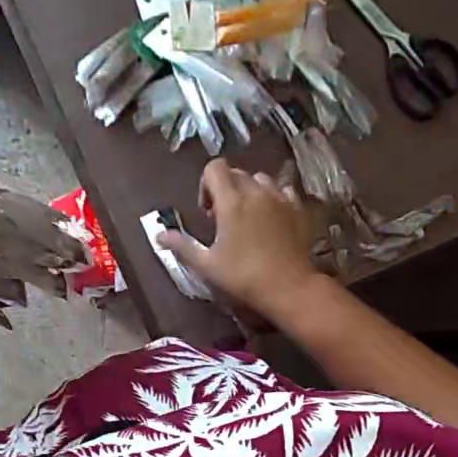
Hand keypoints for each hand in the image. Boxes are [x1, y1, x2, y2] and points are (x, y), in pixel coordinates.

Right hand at [156, 159, 325, 316]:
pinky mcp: (298, 209)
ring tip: (248, 217)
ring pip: (261, 179)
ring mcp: (280, 198)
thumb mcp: (207, 265)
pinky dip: (274, 198)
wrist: (288, 288)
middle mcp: (256, 192)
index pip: (214, 168)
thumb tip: (159, 235)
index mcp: (231, 201)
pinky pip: (284, 191)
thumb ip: (182, 246)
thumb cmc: (243, 277)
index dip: (206, 185)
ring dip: (250, 191)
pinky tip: (271, 219)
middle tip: (223, 220)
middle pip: (236, 173)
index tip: (208, 212)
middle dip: (225, 189)